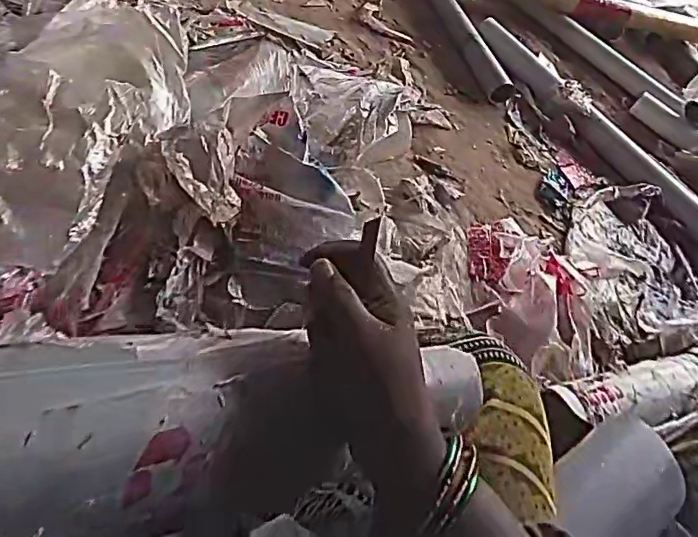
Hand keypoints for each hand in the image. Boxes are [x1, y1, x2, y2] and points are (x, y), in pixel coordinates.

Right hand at [302, 218, 445, 534]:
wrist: (393, 446)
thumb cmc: (381, 385)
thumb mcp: (359, 335)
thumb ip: (339, 296)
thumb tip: (319, 263)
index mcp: (386, 298)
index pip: (360, 256)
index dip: (333, 252)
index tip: (304, 262)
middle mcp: (375, 310)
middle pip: (339, 283)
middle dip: (323, 298)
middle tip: (319, 320)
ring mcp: (363, 334)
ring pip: (329, 310)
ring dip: (321, 325)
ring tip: (327, 351)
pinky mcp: (351, 356)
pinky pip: (328, 337)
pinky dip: (322, 346)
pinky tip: (327, 366)